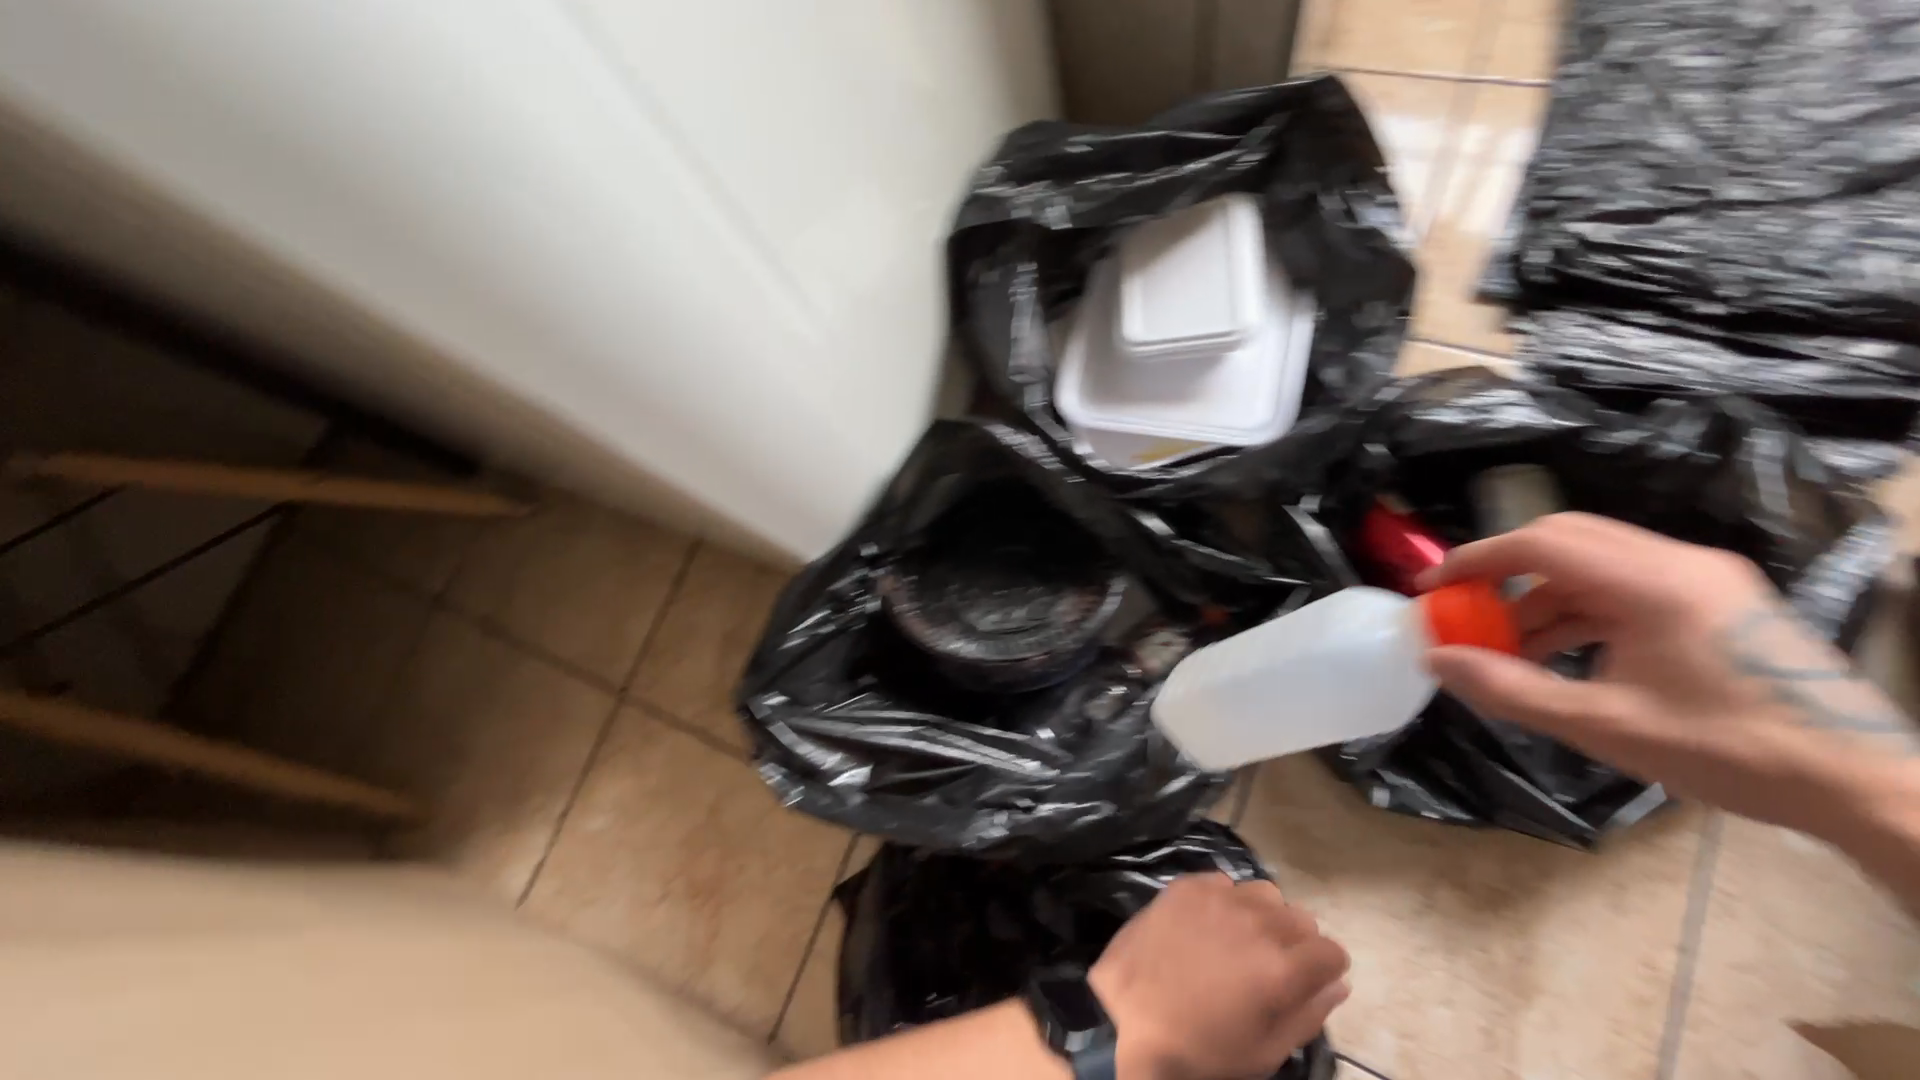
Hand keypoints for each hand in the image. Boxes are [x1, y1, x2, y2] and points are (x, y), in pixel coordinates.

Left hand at [1087, 873, 1347, 1079]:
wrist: (1129, 1020)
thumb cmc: (1202, 1049)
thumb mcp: (1266, 1051)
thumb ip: (1310, 1014)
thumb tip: (1338, 983)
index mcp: (1282, 968)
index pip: (1332, 951)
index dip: (1325, 970)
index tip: (1309, 981)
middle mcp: (1256, 924)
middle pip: (1301, 919)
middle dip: (1296, 943)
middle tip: (1270, 966)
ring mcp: (1218, 900)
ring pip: (1265, 893)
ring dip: (1263, 915)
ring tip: (1241, 940)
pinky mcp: (1185, 887)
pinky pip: (1223, 882)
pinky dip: (1225, 900)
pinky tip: (1209, 925)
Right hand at [1417, 512, 1904, 831]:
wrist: (1861, 784)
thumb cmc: (1729, 751)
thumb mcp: (1603, 726)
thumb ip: (1509, 689)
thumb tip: (1437, 661)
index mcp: (1654, 582)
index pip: (1541, 544)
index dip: (1476, 560)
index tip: (1433, 588)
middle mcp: (1679, 563)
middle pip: (1566, 539)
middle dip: (1504, 571)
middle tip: (1464, 608)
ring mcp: (1703, 578)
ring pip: (1594, 564)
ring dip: (1541, 597)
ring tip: (1508, 647)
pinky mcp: (1716, 600)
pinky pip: (1625, 586)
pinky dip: (1579, 610)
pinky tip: (1561, 653)